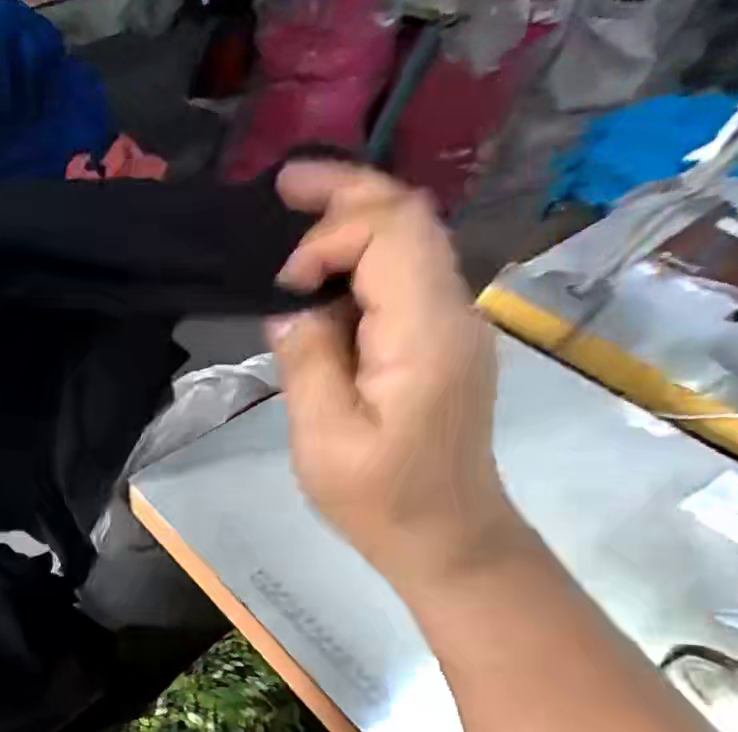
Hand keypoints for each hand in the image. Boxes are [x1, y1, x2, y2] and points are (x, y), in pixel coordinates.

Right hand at [269, 161, 526, 592]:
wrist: (450, 540)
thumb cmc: (383, 501)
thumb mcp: (324, 439)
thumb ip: (307, 360)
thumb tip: (291, 308)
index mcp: (425, 333)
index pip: (390, 230)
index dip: (329, 235)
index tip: (284, 285)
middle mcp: (452, 312)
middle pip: (409, 218)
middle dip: (345, 193)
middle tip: (283, 186)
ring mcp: (455, 325)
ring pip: (411, 242)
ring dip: (354, 224)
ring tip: (296, 225)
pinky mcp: (444, 343)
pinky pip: (408, 279)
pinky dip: (364, 263)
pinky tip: (325, 281)